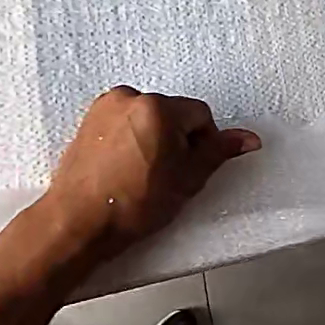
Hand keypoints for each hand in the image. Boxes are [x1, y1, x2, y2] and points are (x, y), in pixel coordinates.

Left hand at [35, 86, 260, 264]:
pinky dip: (132, 140)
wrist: (78, 225)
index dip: (202, 143)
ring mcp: (105, 109)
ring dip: (154, 138)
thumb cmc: (129, 205)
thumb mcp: (188, 178)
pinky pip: (125, 123)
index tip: (191, 166)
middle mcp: (130, 99)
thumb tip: (247, 139)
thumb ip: (220, 151)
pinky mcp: (89, 122)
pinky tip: (126, 169)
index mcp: (158, 107)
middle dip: (177, 140)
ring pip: (149, 119)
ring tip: (144, 174)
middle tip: (169, 174)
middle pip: (174, 114)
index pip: (200, 115)